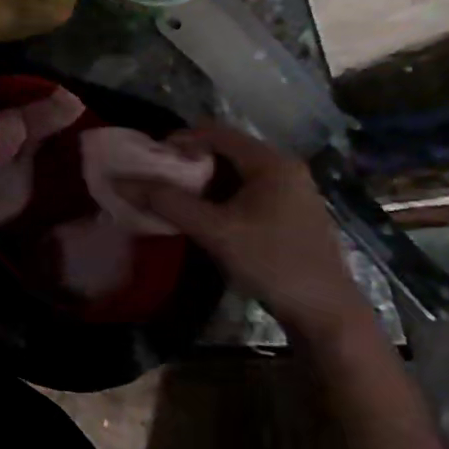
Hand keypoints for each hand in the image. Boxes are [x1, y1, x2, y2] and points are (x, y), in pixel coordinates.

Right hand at [128, 123, 371, 338]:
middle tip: (158, 179)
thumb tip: (121, 182)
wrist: (326, 315)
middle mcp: (284, 169)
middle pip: (225, 151)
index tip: (150, 159)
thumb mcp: (214, 230)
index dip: (179, 140)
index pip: (216, 133)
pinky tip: (203, 217)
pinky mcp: (289, 214)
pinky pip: (245, 192)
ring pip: (234, 174)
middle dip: (188, 162)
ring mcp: (290, 193)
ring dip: (202, 182)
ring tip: (174, 198)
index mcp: (272, 162)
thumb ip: (167, 202)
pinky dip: (219, 197)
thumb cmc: (272, 262)